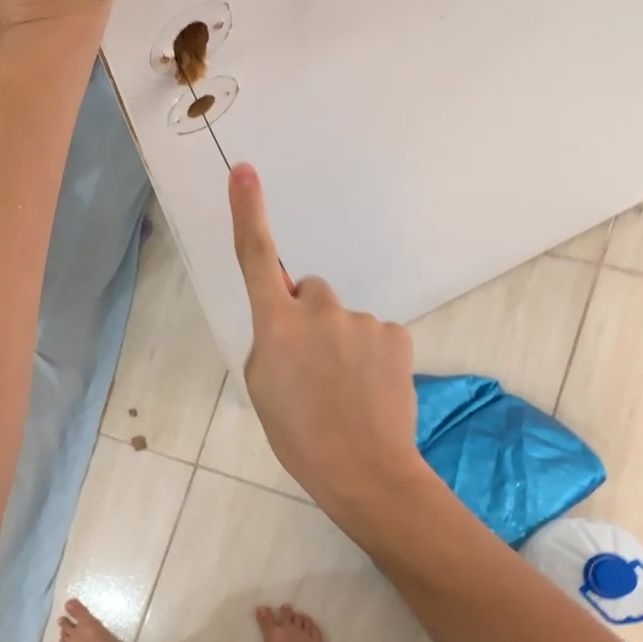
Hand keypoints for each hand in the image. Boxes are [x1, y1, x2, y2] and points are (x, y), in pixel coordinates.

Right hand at [231, 164, 424, 513]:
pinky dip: (372, 356)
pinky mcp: (396, 335)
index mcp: (275, 327)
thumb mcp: (262, 390)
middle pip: (309, 293)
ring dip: (341, 343)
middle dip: (308, 318)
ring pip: (344, 319)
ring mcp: (362, 321)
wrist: (363, 469)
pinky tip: (371, 390)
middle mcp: (318, 312)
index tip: (245, 172)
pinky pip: (376, 335)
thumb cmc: (298, 437)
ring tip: (344, 391)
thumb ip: (269, 345)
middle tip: (312, 369)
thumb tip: (287, 329)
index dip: (249, 213)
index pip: (257, 259)